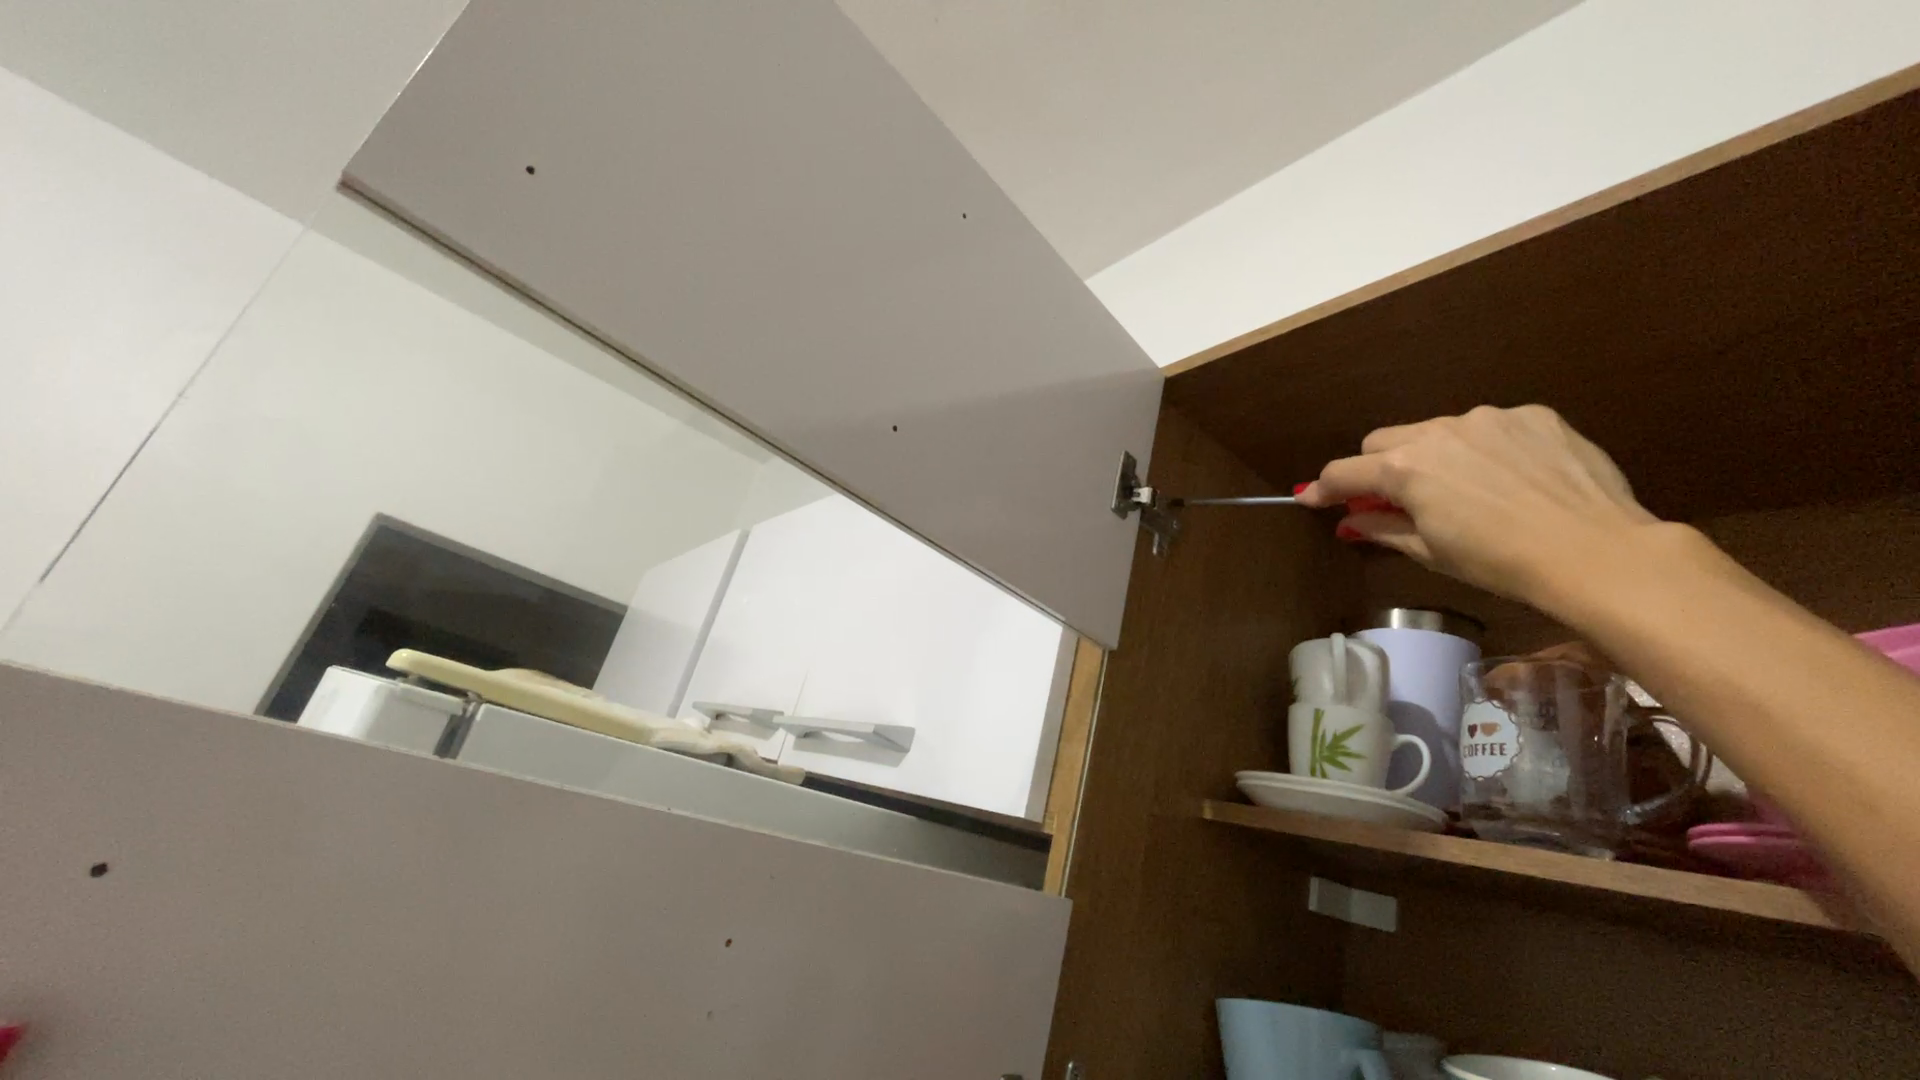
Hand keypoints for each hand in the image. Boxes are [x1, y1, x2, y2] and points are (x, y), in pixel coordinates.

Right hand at [1297, 405, 1661, 606]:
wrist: (1596, 550)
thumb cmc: (1500, 562)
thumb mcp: (1431, 553)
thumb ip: (1383, 529)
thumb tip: (1352, 522)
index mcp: (1404, 469)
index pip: (1344, 472)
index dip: (1323, 488)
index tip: (1312, 499)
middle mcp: (1437, 431)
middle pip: (1383, 441)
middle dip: (1379, 467)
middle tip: (1394, 499)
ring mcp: (1488, 418)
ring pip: (1437, 430)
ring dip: (1433, 456)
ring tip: (1465, 489)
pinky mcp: (1533, 416)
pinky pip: (1490, 427)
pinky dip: (1485, 449)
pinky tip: (1511, 479)